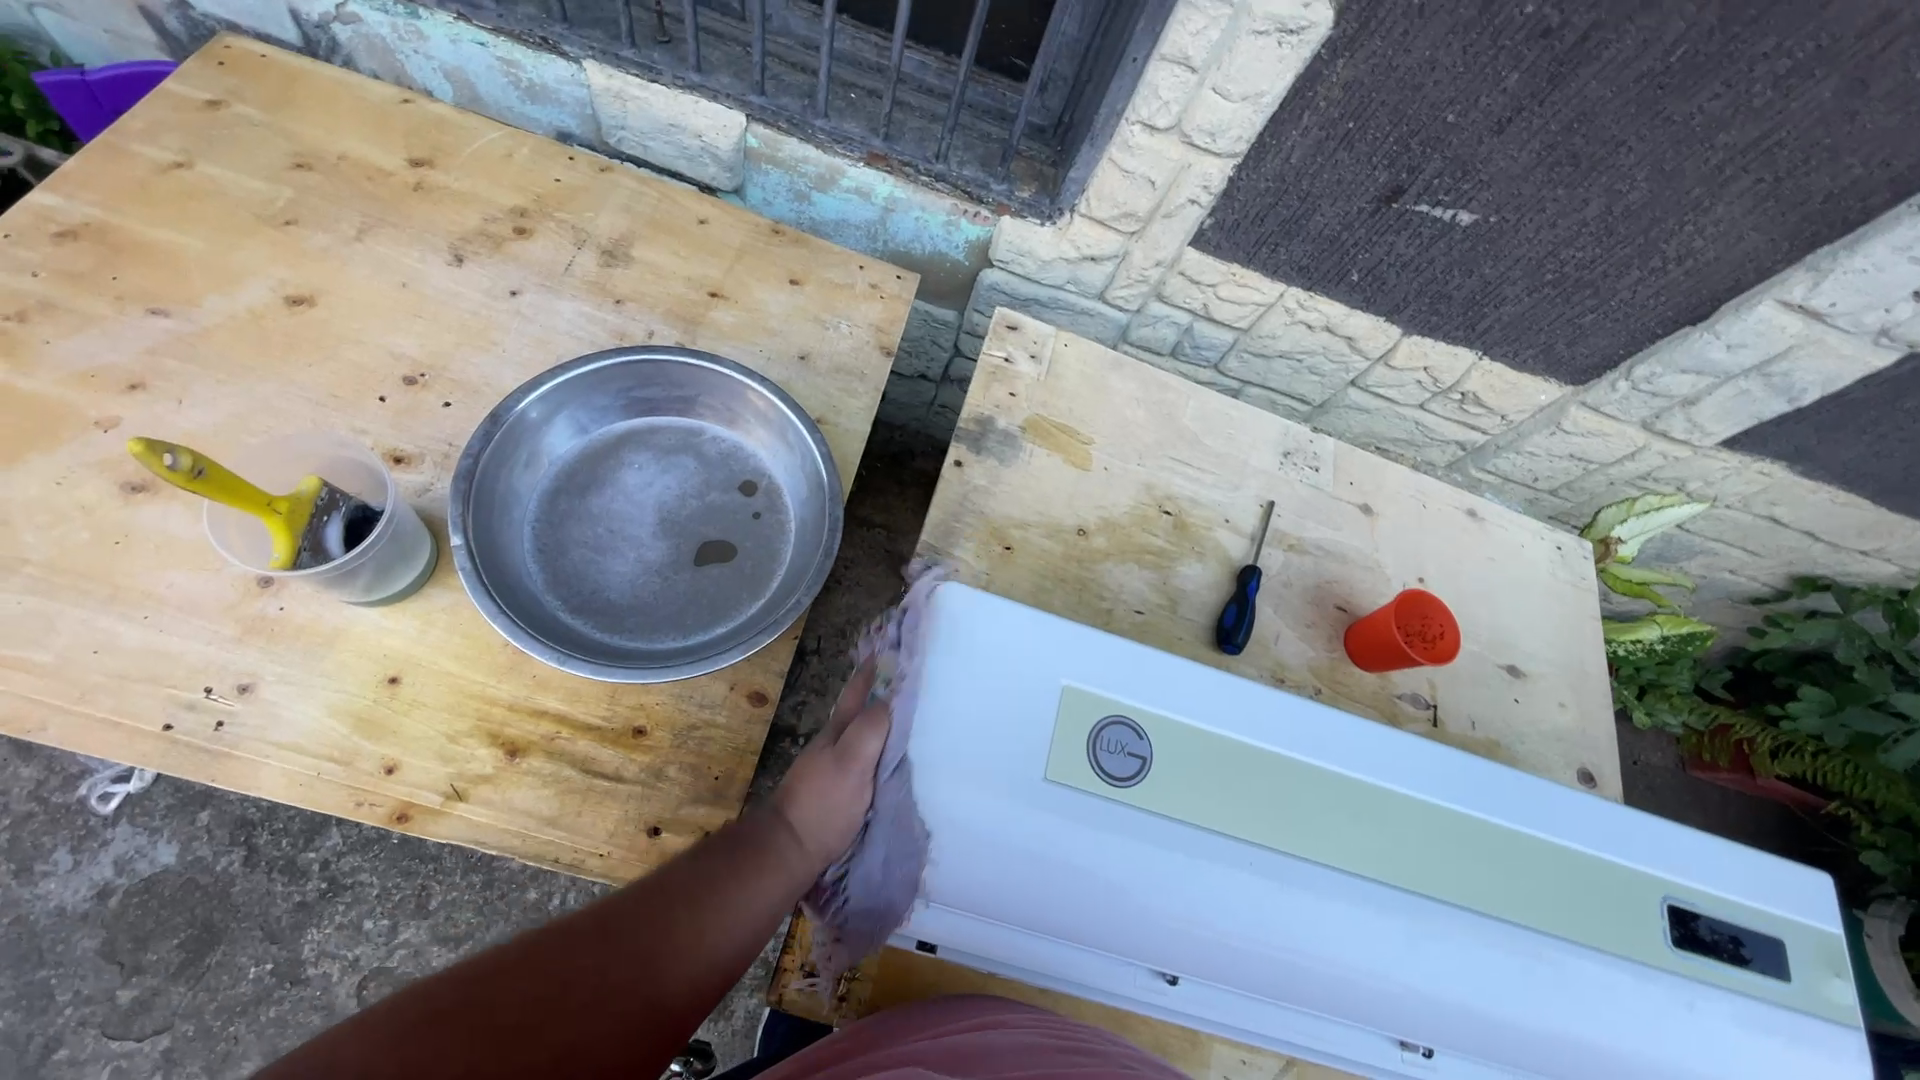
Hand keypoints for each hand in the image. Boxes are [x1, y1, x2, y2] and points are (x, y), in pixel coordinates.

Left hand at [769, 660, 892, 875]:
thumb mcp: (850, 761)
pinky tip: (893, 761)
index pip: (857, 694)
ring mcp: (834, 771)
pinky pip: (867, 764)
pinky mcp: (839, 795)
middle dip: (880, 696)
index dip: (870, 674)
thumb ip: (869, 729)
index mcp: (837, 732)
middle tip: (907, 684)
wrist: (790, 851)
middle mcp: (835, 746)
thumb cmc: (822, 803)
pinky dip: (881, 755)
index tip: (886, 651)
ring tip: (907, 720)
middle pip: (860, 714)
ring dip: (881, 726)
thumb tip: (889, 701)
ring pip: (863, 738)